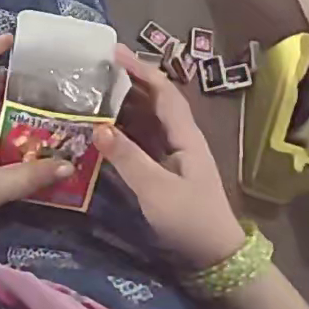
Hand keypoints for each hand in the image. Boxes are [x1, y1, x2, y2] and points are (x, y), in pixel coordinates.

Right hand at [95, 45, 245, 268]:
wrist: (215, 255)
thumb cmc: (189, 219)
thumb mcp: (155, 189)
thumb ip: (127, 158)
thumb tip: (98, 127)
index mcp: (185, 136)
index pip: (163, 92)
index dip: (140, 69)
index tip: (113, 53)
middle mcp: (180, 138)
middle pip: (154, 101)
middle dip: (128, 81)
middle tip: (95, 70)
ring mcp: (173, 154)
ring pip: (147, 120)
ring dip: (124, 104)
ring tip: (93, 92)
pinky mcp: (165, 170)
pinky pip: (142, 139)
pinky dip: (123, 129)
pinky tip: (103, 128)